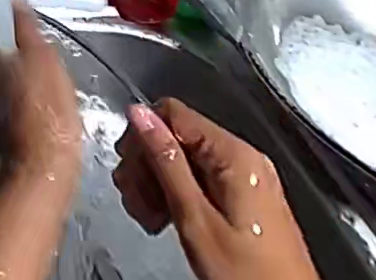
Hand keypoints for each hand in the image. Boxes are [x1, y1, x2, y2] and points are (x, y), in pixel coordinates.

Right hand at [113, 98, 315, 279]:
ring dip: (158, 182)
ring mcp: (247, 179)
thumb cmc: (248, 279)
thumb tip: (138, 113)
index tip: (126, 169)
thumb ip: (166, 162)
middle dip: (149, 163)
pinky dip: (179, 195)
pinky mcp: (247, 202)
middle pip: (179, 136)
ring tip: (146, 215)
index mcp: (234, 154)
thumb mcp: (196, 221)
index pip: (173, 113)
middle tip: (132, 198)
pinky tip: (164, 220)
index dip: (143, 136)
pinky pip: (203, 181)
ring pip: (187, 160)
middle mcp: (243, 157)